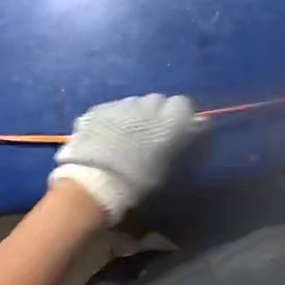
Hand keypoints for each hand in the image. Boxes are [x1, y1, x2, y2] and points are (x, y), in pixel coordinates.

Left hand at [50, 93, 199, 223]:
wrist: (97, 183)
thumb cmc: (142, 183)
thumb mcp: (172, 170)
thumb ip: (182, 148)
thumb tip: (187, 137)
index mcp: (173, 119)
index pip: (183, 106)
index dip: (178, 119)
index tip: (175, 134)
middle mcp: (148, 104)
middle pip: (156, 101)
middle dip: (154, 116)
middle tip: (148, 138)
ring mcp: (120, 103)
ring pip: (132, 104)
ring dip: (132, 116)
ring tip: (122, 139)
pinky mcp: (97, 108)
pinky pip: (109, 110)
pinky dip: (110, 120)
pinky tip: (103, 138)